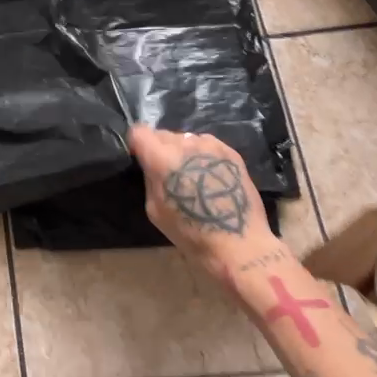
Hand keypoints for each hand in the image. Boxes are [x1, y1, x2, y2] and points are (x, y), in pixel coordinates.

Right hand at [130, 125, 279, 279]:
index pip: (139, 132)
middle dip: (160, 149)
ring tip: (193, 175)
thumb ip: (151, 178)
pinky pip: (207, 144)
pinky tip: (210, 176)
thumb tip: (151, 164)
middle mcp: (185, 144)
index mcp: (162, 158)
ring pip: (186, 138)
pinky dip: (202, 155)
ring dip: (183, 151)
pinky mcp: (231, 151)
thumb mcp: (155, 209)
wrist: (239, 244)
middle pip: (163, 134)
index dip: (138, 145)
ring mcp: (210, 145)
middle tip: (169, 172)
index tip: (141, 158)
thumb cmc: (191, 233)